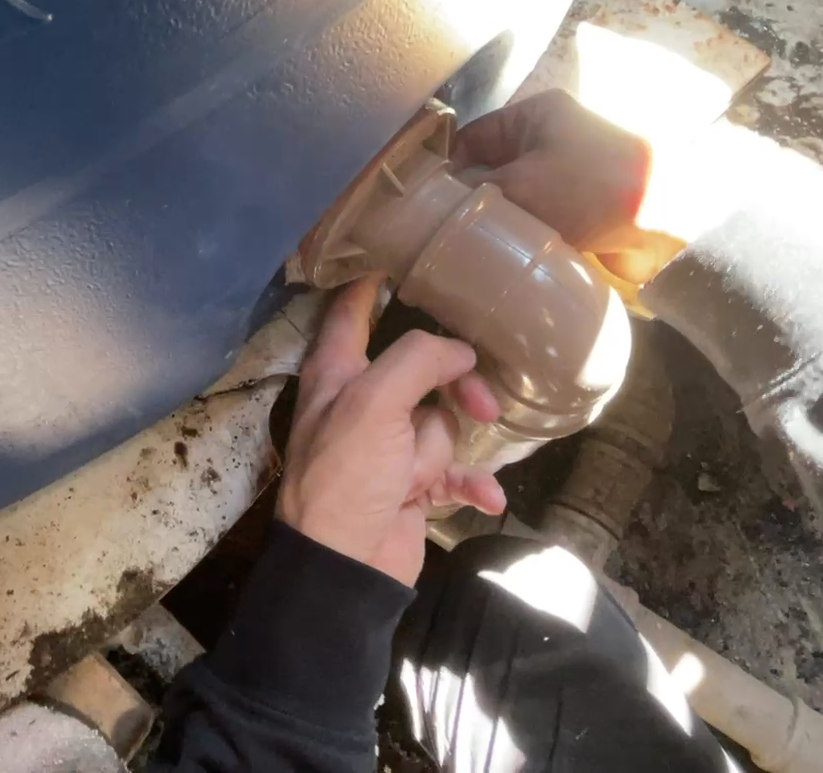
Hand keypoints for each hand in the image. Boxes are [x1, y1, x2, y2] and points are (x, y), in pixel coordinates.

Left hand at [278, 275, 505, 586]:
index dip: (371, 281)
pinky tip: (485, 498)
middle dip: (455, 388)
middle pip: (421, 367)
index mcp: (336, 371)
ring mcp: (387, 443)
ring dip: (445, 450)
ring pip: (442, 420)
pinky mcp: (410, 482)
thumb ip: (417, 360)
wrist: (344, 567)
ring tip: (426, 477)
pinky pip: (453, 469)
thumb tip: (459, 351)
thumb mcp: (373, 403)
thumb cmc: (345, 473)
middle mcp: (360, 399)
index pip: (350, 310)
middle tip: (481, 403)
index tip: (397, 255)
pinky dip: (469, 482)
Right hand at [454, 89, 701, 283]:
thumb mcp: (519, 185)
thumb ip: (471, 193)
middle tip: (437, 230)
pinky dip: (518, 234)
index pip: (471, 137)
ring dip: (493, 220)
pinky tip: (499, 253)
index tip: (421, 204)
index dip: (444, 168)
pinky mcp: (580, 206)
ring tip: (464, 245)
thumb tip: (435, 208)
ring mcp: (566, 173)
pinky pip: (534, 218)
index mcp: (534, 115)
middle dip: (467, 198)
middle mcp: (549, 138)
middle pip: (488, 169)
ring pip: (510, 197)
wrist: (671, 222)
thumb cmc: (589, 188)